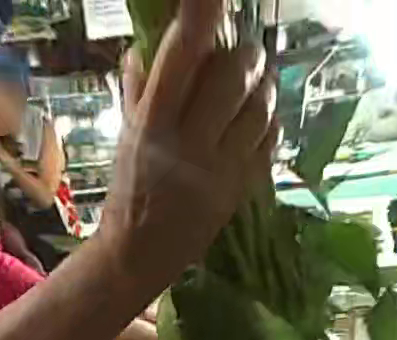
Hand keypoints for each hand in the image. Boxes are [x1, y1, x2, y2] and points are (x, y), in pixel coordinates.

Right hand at [98, 0, 278, 291]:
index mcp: (152, 124)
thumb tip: (143, 46)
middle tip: (244, 56)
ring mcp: (217, 171)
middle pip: (233, 75)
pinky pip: (268, 145)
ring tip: (257, 86)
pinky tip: (260, 122)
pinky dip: (270, 124)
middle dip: (245, 54)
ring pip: (258, 108)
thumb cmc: (128, 196)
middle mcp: (187, 143)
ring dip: (264, 87)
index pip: (182, 53)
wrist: (138, 257)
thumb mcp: (126, 140)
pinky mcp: (237, 193)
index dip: (202, 12)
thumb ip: (138, 92)